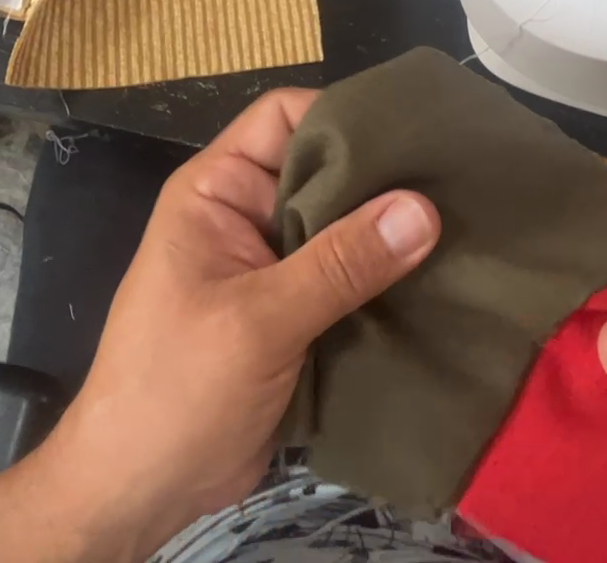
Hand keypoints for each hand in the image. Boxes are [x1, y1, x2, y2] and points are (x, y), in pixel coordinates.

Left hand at [39, 89, 441, 558]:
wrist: (142, 491)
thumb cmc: (175, 389)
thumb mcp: (258, 320)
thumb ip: (340, 263)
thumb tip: (423, 208)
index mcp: (219, 190)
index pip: (284, 117)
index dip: (342, 114)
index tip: (413, 129)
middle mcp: (251, 214)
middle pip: (324, 170)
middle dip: (382, 176)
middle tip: (456, 178)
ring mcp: (276, 264)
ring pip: (344, 225)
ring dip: (391, 230)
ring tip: (464, 223)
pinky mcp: (299, 310)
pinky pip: (351, 275)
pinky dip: (387, 275)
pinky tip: (440, 275)